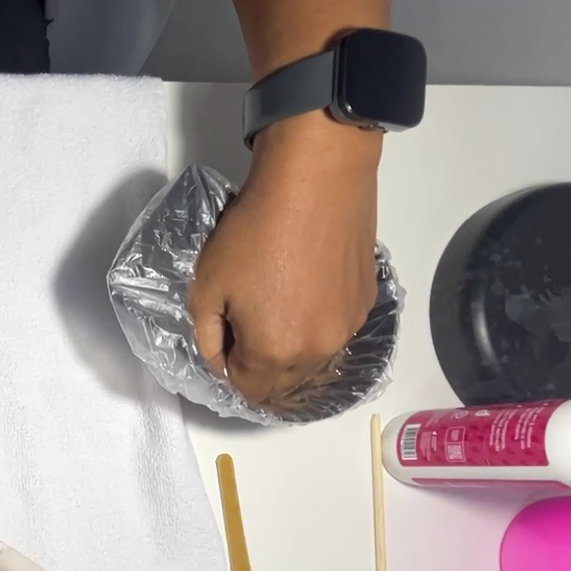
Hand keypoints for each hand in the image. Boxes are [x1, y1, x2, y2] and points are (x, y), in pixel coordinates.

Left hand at [188, 114, 381, 406]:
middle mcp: (319, 349)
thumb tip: (219, 361)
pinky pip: (331, 333)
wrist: (316, 182)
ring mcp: (348, 326)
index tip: (221, 339)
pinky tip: (298, 295)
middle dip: (257, 366)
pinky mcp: (366, 300)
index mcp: (275, 352)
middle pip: (282, 382)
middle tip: (241, 326)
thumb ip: (207, 338)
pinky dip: (312, 327)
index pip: (248, 389)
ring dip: (286, 350)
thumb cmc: (251, 236)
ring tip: (269, 310)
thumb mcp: (205, 291)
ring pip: (310, 361)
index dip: (228, 369)